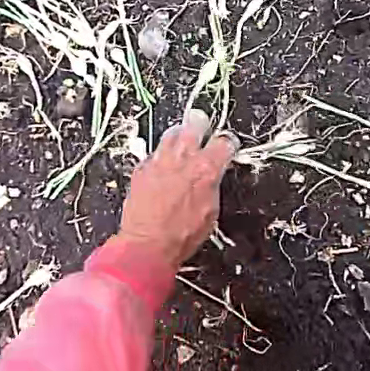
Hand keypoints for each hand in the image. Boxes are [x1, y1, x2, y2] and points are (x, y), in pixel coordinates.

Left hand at [118, 109, 237, 269]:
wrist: (147, 246)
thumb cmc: (181, 234)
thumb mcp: (212, 210)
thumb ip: (213, 183)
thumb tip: (213, 175)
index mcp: (207, 168)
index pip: (224, 141)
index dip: (227, 144)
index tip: (226, 147)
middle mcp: (184, 159)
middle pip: (195, 125)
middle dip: (201, 125)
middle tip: (202, 128)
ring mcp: (160, 161)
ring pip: (172, 133)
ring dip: (179, 136)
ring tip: (182, 143)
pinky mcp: (142, 170)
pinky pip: (154, 153)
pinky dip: (161, 156)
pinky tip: (164, 165)